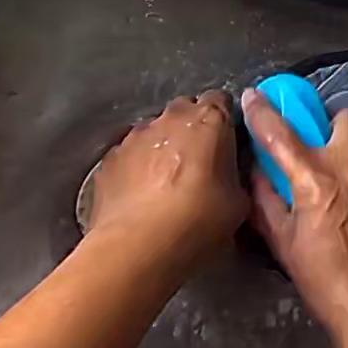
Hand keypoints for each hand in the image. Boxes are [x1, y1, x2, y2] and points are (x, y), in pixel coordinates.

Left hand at [86, 91, 246, 268]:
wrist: (138, 247)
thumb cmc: (199, 219)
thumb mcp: (239, 201)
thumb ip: (237, 176)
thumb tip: (232, 177)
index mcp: (211, 119)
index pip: (221, 100)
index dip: (224, 119)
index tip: (226, 140)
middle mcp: (172, 117)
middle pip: (185, 110)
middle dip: (192, 128)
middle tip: (199, 160)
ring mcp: (136, 135)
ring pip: (155, 131)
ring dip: (162, 146)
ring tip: (166, 182)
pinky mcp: (109, 158)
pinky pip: (129, 154)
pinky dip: (136, 167)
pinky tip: (140, 195)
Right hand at [241, 87, 347, 341]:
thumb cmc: (322, 275)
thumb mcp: (282, 240)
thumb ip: (265, 199)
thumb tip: (256, 171)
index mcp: (314, 177)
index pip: (280, 132)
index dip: (262, 110)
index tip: (254, 96)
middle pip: (344, 116)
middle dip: (330, 125)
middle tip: (320, 150)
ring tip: (344, 187)